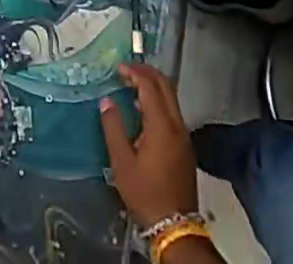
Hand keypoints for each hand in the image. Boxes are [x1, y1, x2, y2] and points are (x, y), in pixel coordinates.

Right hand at [100, 63, 199, 229]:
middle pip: (166, 86)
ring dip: (153, 85)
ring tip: (130, 84)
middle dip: (147, 72)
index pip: (150, 86)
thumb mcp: (121, 161)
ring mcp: (184, 136)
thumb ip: (113, 127)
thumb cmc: (145, 193)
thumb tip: (107, 101)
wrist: (174, 225)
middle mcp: (177, 126)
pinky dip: (158, 100)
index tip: (118, 68)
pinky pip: (173, 111)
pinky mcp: (185, 145)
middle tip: (126, 69)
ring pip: (172, 98)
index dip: (134, 72)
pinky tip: (142, 108)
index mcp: (162, 127)